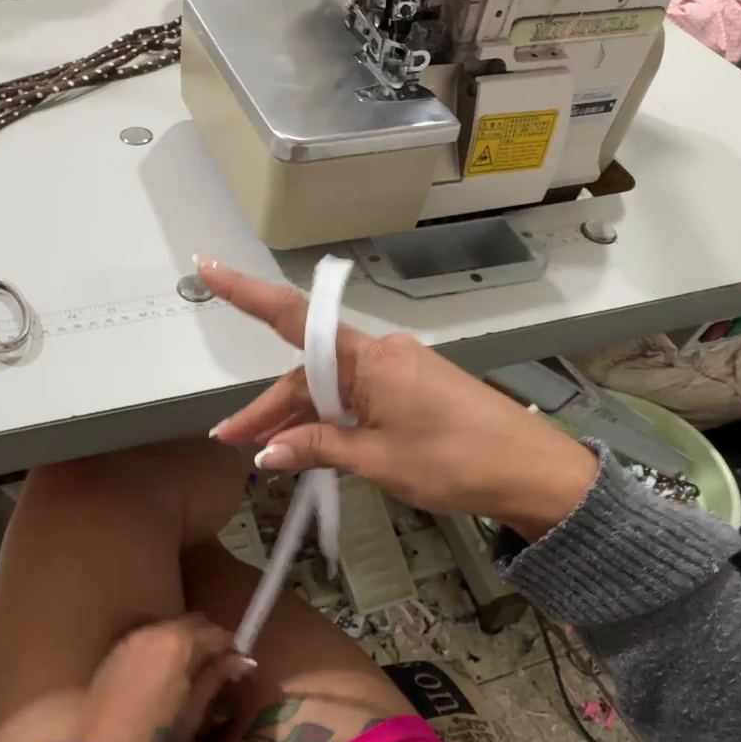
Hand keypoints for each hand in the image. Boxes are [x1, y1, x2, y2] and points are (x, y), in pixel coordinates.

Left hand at [82, 613, 253, 741]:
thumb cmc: (155, 739)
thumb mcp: (194, 711)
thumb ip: (216, 678)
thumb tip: (242, 662)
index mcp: (181, 643)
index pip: (218, 634)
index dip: (231, 649)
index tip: (238, 668)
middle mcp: (156, 631)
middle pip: (193, 623)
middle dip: (208, 640)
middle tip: (216, 668)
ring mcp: (133, 639)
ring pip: (169, 628)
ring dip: (184, 642)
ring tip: (190, 673)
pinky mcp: (116, 652)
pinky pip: (148, 639)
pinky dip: (162, 648)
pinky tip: (163, 675)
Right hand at [199, 258, 599, 539]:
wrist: (532, 473)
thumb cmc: (456, 462)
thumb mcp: (378, 460)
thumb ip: (318, 447)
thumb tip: (265, 450)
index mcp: (370, 359)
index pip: (295, 319)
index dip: (246, 293)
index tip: (208, 269)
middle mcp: (380, 354)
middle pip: (308, 373)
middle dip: (271, 407)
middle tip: (233, 440)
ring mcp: (398, 370)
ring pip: (332, 389)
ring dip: (300, 419)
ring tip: (265, 452)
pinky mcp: (412, 388)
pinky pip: (357, 398)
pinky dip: (331, 421)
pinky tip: (311, 446)